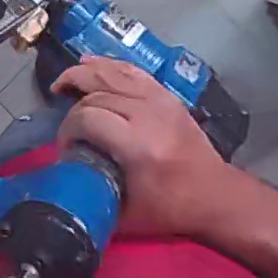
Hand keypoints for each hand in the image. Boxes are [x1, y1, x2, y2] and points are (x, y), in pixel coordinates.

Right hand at [51, 56, 242, 236]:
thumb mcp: (124, 213)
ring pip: (114, 74)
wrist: (214, 194)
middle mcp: (150, 114)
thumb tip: (64, 175)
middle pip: (98, 93)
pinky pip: (133, 71)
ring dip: (85, 73)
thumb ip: (91, 191)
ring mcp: (161, 100)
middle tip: (64, 125)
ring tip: (63, 82)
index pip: (88, 117)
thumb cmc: (170, 208)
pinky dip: (109, 65)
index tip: (65, 148)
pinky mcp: (168, 96)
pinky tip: (91, 64)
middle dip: (73, 106)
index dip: (67, 130)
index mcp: (139, 144)